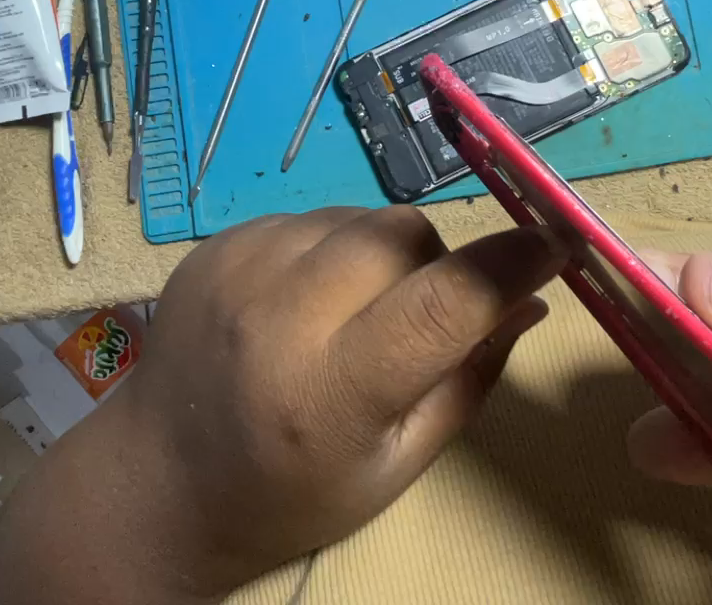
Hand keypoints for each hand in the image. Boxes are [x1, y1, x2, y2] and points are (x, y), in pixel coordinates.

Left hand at [13, 206, 565, 602]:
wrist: (156, 479)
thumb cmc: (290, 493)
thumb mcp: (395, 464)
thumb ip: (470, 377)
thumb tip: (532, 300)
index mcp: (331, 390)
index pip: (442, 302)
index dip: (511, 261)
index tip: (555, 241)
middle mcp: (280, 313)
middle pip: (400, 233)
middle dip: (433, 259)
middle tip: (418, 308)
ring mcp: (239, 265)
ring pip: (358, 217)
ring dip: (380, 252)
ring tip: (348, 312)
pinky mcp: (218, 242)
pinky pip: (310, 218)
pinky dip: (330, 249)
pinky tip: (301, 300)